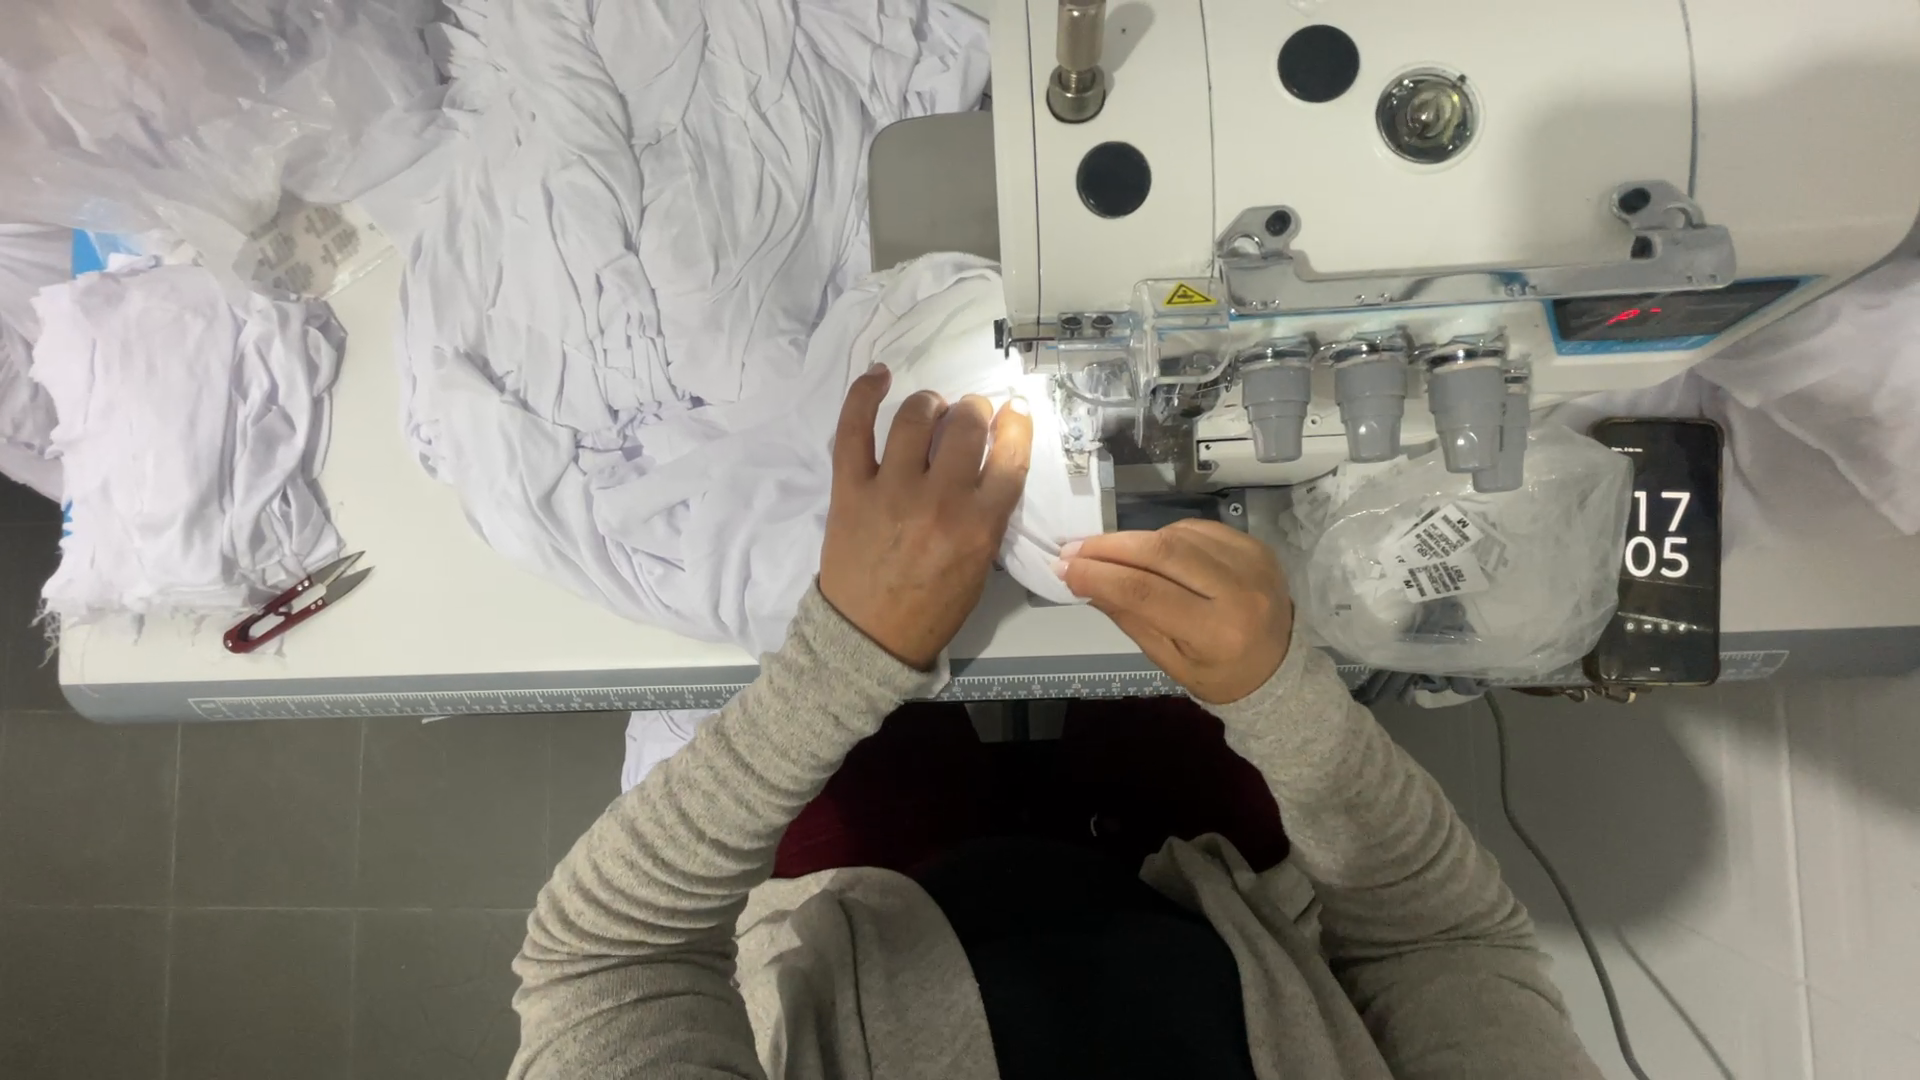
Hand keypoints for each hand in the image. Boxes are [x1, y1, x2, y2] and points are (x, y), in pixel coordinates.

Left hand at [818, 364, 1033, 669]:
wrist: (868, 638)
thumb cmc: (932, 608)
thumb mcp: (980, 567)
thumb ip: (988, 514)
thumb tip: (988, 463)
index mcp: (979, 525)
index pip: (1010, 454)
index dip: (1016, 423)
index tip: (1013, 412)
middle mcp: (940, 499)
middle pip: (966, 425)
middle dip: (973, 411)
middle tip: (968, 417)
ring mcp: (891, 490)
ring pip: (916, 416)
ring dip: (930, 403)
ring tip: (931, 408)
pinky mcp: (849, 488)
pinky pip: (853, 428)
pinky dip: (864, 394)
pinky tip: (879, 375)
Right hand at [1056, 520, 1293, 703]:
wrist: (1279, 669)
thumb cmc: (1218, 674)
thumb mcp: (1168, 660)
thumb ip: (1128, 616)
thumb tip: (1083, 580)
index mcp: (1218, 632)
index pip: (1146, 593)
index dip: (1099, 576)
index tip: (1065, 569)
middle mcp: (1240, 591)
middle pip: (1162, 553)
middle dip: (1110, 547)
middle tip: (1074, 549)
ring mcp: (1252, 563)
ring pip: (1176, 535)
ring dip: (1134, 541)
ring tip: (1106, 553)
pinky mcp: (1255, 546)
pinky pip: (1197, 529)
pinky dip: (1165, 536)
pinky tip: (1149, 550)